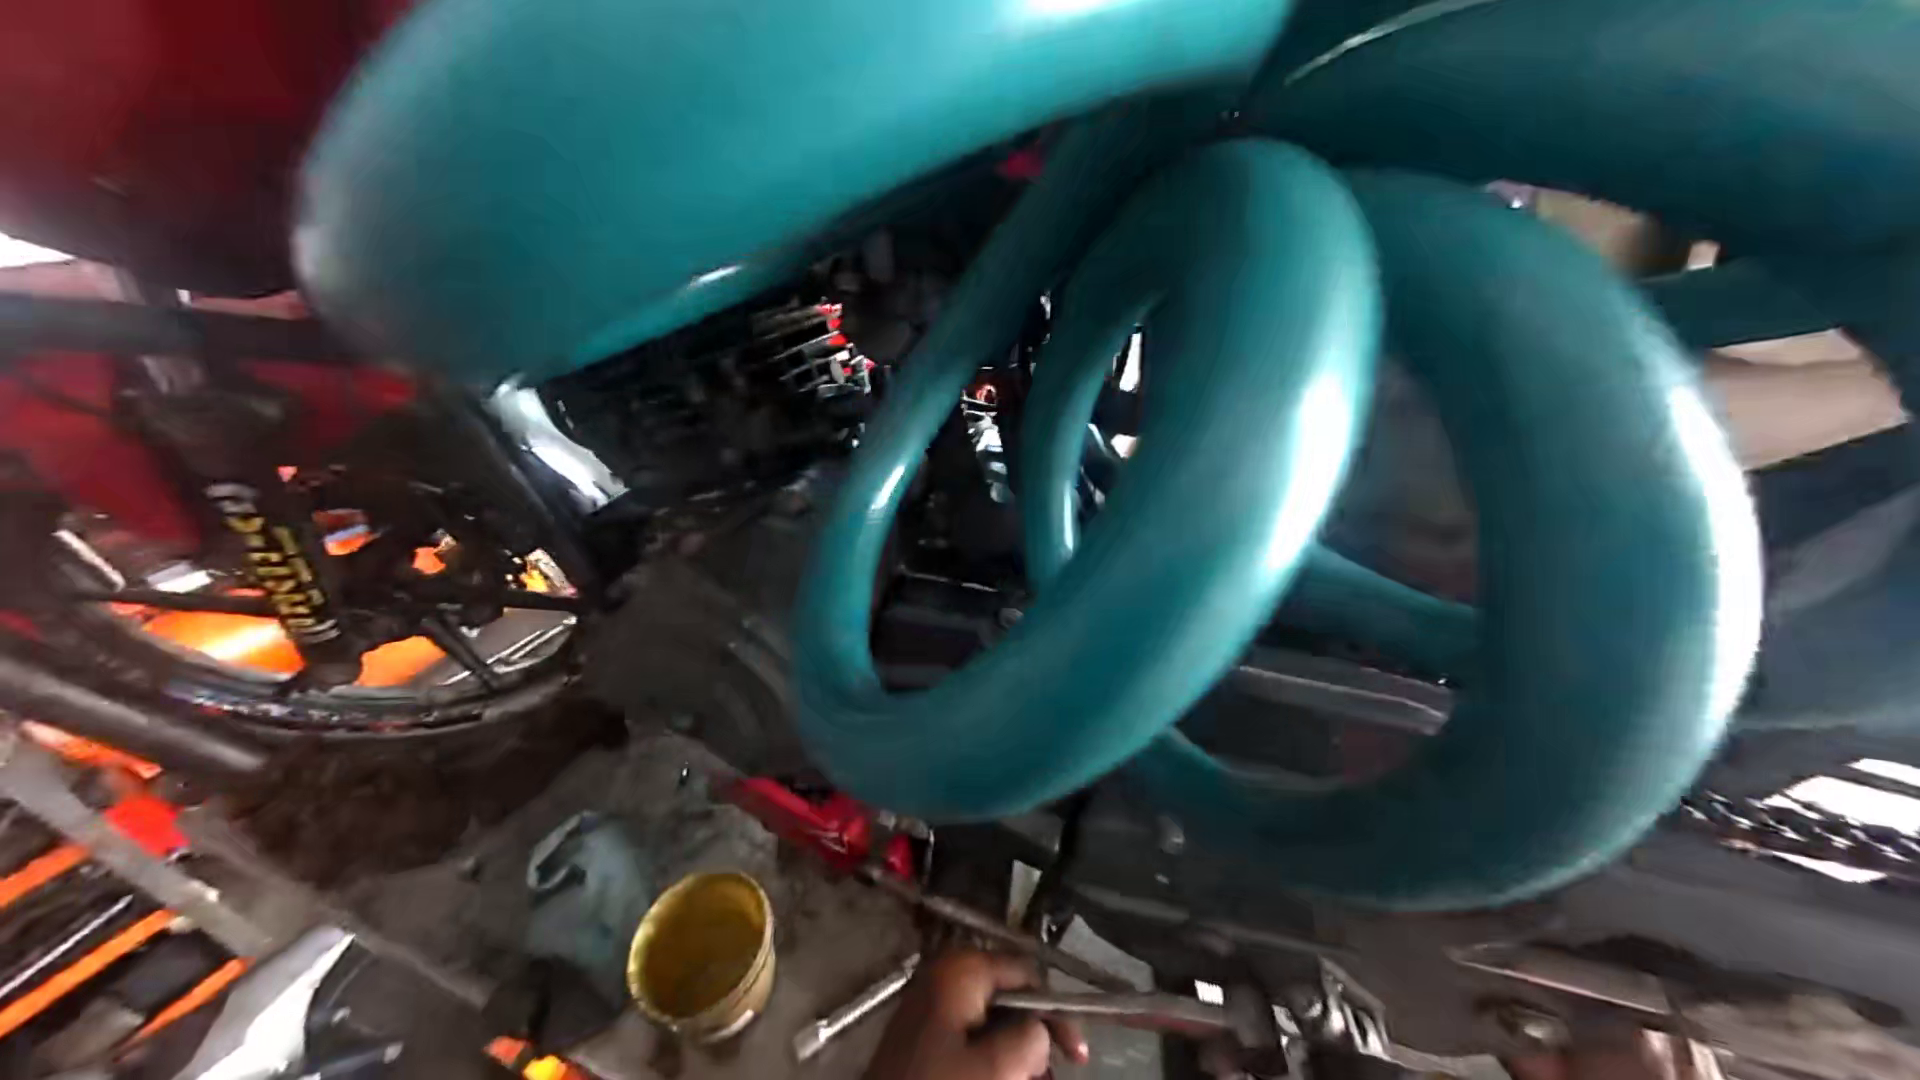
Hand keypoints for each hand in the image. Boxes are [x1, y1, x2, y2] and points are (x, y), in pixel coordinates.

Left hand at [862, 949, 1089, 1079]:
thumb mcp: (991, 1069)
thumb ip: (1028, 1040)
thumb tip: (1040, 1030)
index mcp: (962, 969)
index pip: (1025, 971)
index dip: (1055, 1009)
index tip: (1076, 1054)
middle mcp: (947, 975)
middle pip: (1009, 995)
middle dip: (1034, 1035)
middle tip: (1051, 1074)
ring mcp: (934, 1004)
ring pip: (992, 1020)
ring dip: (1015, 1051)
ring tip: (1029, 1078)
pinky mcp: (926, 1034)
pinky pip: (971, 1037)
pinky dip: (990, 1058)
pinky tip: (1001, 1076)